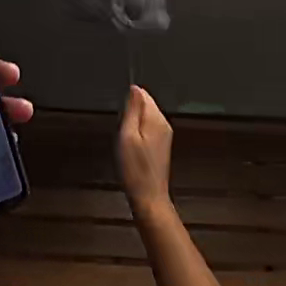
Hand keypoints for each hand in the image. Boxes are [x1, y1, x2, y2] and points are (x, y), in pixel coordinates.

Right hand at [116, 85, 172, 211]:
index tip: (120, 118)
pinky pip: (147, 129)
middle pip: (144, 105)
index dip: (128, 102)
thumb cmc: (135, 169)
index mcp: (156, 119)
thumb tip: (135, 88)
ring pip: (145, 117)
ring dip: (132, 125)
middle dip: (129, 114)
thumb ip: (132, 110)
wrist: (148, 197)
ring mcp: (164, 135)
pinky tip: (132, 150)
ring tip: (126, 143)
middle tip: (122, 133)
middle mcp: (164, 124)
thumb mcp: (127, 136)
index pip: (143, 94)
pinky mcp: (161, 145)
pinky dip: (137, 135)